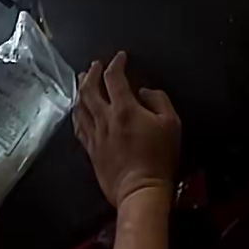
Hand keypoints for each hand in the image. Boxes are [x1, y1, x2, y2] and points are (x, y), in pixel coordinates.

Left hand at [73, 52, 180, 207]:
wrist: (141, 190)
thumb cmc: (160, 156)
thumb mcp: (172, 123)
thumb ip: (158, 100)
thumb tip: (143, 92)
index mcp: (125, 109)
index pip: (114, 78)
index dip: (116, 64)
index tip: (120, 57)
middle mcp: (105, 119)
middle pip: (89, 90)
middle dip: (91, 74)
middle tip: (94, 65)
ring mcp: (95, 135)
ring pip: (80, 107)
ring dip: (80, 90)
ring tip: (82, 81)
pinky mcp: (91, 150)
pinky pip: (79, 127)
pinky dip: (77, 113)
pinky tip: (78, 110)